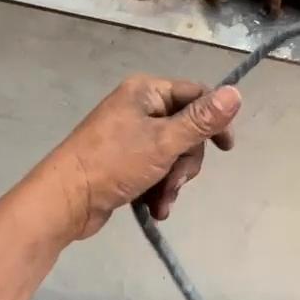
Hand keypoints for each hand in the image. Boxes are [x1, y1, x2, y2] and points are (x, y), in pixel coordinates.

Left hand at [41, 76, 241, 238]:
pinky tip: (156, 208)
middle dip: (186, 162)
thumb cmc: (113, 164)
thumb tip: (236, 93)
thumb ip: (202, 120)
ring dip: (174, 180)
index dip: (214, 121)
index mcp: (147, 92)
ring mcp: (131, 135)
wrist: (63, 202)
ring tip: (161, 201)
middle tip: (176, 181)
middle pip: (187, 129)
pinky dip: (160, 188)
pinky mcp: (125, 160)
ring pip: (175, 153)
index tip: (225, 149)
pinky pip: (157, 168)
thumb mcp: (164, 142)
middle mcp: (140, 107)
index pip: (196, 96)